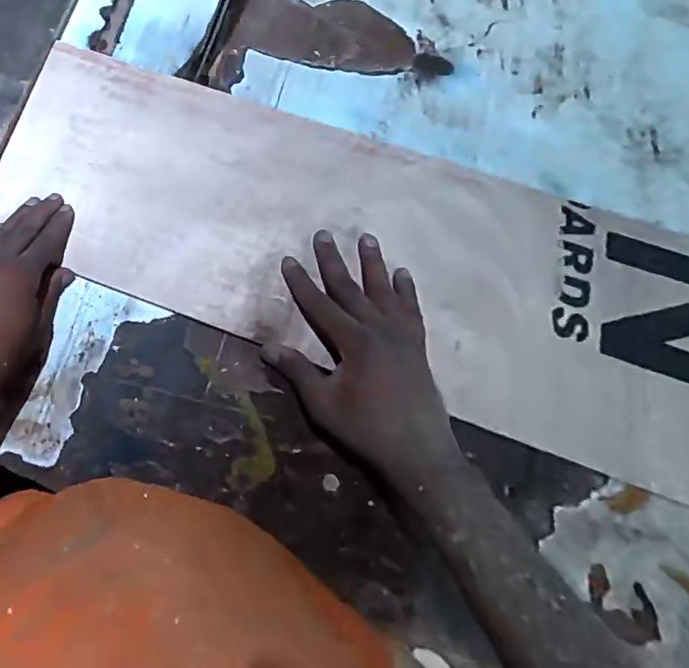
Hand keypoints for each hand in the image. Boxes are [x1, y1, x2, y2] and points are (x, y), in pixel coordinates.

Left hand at [0, 196, 74, 432]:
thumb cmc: (5, 356)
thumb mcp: (38, 328)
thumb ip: (50, 294)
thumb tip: (64, 271)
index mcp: (21, 275)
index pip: (46, 243)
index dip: (58, 227)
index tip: (67, 210)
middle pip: (23, 230)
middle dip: (40, 213)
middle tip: (53, 198)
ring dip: (17, 218)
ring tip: (31, 204)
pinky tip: (0, 228)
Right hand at [263, 231, 461, 489]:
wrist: (421, 454)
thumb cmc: (366, 430)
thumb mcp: (323, 405)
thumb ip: (298, 372)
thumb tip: (267, 347)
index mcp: (353, 342)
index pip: (320, 304)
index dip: (301, 282)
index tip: (289, 259)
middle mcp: (378, 330)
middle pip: (350, 288)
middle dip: (333, 261)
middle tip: (323, 234)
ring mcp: (401, 336)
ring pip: (383, 291)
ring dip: (373, 263)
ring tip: (367, 238)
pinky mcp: (417, 346)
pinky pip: (410, 309)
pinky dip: (406, 290)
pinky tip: (402, 274)